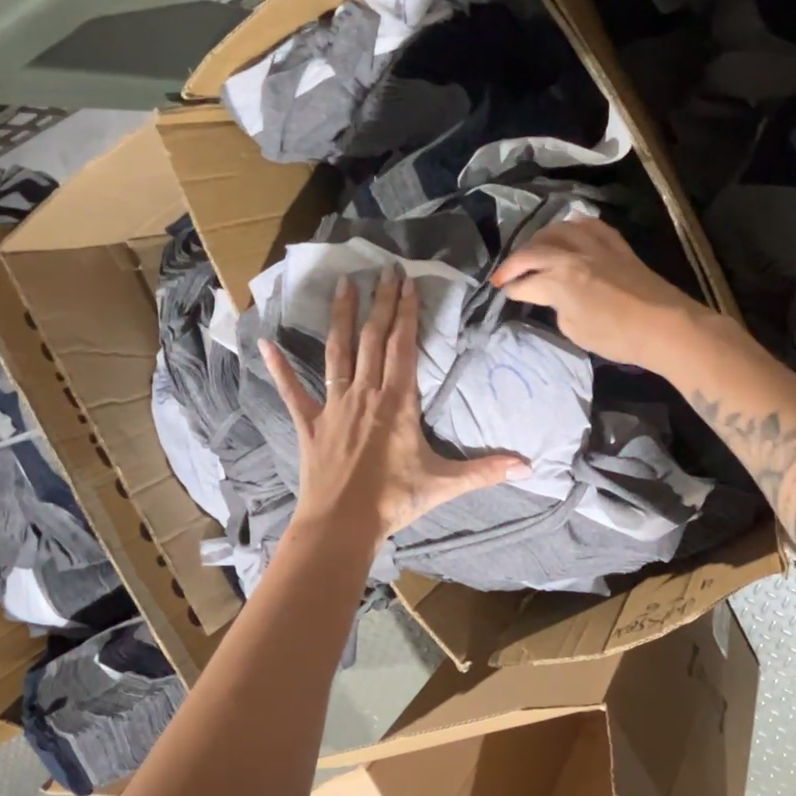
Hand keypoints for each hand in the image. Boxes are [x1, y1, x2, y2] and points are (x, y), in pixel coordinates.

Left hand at [257, 267, 529, 539]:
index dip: (406, 312)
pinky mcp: (310, 424)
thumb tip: (529, 466)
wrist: (340, 525)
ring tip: (343, 285)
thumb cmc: (393, 501)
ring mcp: (333, 407)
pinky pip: (292, 391)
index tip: (407, 282)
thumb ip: (486, 470)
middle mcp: (365, 394)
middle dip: (381, 302)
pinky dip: (280, 366)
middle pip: (372, 339)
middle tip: (384, 269)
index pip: (403, 346)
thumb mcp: (445, 484)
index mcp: (397, 401)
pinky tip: (266, 342)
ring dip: (340, 317)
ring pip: (337, 352)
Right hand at [490, 217, 718, 369]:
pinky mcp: (618, 246)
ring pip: (560, 229)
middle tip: (506, 274)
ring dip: (540, 238)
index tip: (504, 292)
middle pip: (535, 250)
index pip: (526, 281)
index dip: (512, 288)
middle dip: (515, 262)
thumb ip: (559, 308)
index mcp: (559, 279)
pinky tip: (569, 229)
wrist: (665, 325)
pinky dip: (574, 225)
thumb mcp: (576, 331)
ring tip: (534, 248)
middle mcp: (573, 255)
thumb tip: (557, 297)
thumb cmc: (618, 337)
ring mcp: (597, 246)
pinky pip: (591, 225)